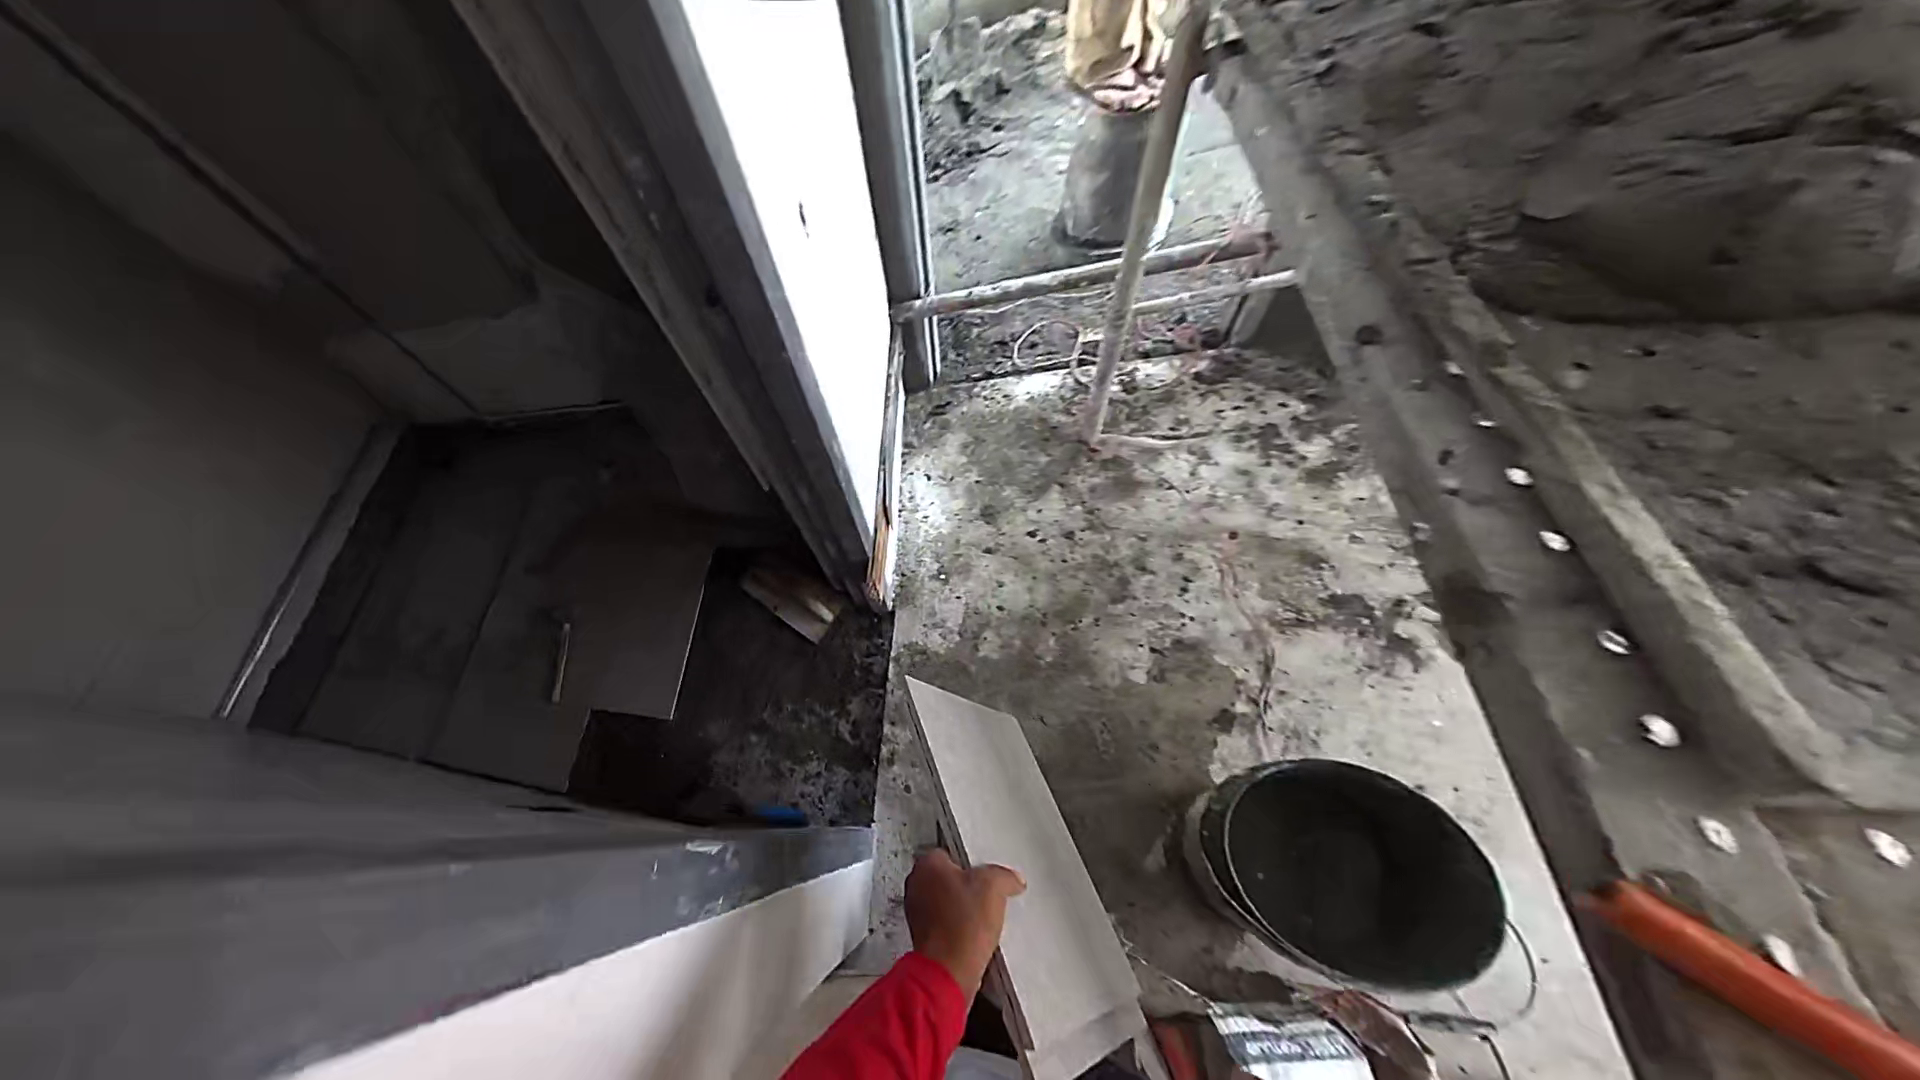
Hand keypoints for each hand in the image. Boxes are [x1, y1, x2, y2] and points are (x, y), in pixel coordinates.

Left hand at [905, 848, 1026, 995]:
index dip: (970, 864)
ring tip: (982, 918)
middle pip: (947, 878)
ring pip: (945, 902)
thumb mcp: (994, 885)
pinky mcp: (922, 938)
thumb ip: (1005, 875)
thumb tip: (1013, 879)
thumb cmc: (963, 924)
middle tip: (985, 895)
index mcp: (927, 864)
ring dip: (961, 909)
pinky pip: (944, 925)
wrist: (949, 971)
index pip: (949, 853)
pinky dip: (957, 928)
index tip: (983, 873)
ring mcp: (916, 913)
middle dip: (965, 886)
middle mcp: (916, 885)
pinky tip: (974, 935)